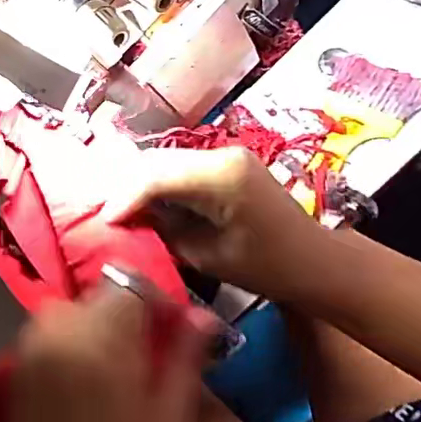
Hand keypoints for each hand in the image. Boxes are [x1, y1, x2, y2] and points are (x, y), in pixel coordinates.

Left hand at [4, 290, 207, 421]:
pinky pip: (52, 335)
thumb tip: (203, 315)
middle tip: (149, 357)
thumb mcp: (172, 420)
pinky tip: (90, 385)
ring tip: (120, 373)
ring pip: (74, 313)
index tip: (174, 330)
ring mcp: (30, 349)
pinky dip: (73, 344)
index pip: (129, 283)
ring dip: (98, 328)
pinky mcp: (17, 372)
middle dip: (127, 315)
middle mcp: (57, 329)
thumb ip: (185, 356)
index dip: (156, 301)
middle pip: (99, 296)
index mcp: (98, 334)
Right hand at [102, 147, 325, 296]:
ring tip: (121, 209)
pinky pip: (183, 166)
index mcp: (221, 176)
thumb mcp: (209, 257)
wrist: (316, 260)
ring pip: (167, 160)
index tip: (104, 221)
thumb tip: (130, 222)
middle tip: (106, 214)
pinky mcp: (228, 161)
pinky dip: (162, 182)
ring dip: (142, 182)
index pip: (157, 176)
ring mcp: (226, 153)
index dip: (125, 197)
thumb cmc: (269, 268)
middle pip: (158, 161)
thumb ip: (166, 233)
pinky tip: (148, 202)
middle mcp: (222, 153)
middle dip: (128, 186)